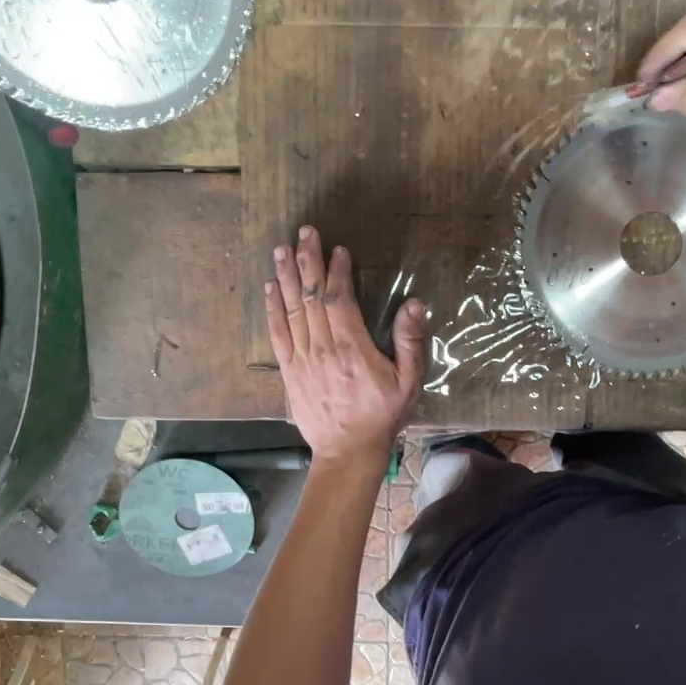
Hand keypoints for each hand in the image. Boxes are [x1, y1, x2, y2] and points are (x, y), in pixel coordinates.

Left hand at [265, 226, 426, 471]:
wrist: (347, 452)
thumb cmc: (382, 416)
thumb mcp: (408, 382)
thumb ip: (410, 342)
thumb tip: (414, 304)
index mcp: (352, 348)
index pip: (340, 298)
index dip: (336, 271)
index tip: (338, 249)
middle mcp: (323, 348)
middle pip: (312, 296)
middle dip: (308, 261)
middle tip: (304, 232)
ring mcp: (302, 359)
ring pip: (292, 309)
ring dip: (287, 276)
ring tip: (281, 249)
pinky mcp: (289, 371)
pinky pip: (278, 333)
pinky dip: (273, 309)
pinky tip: (271, 287)